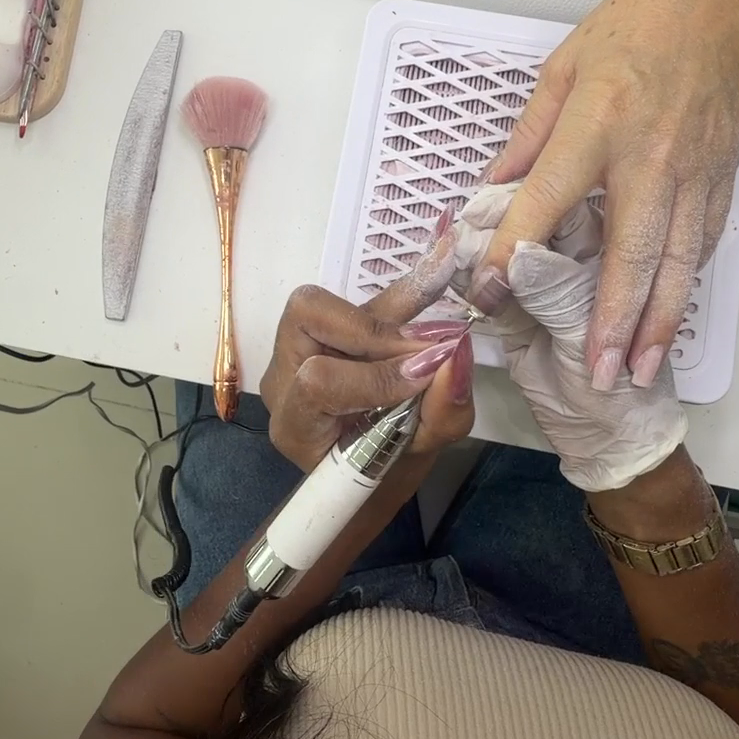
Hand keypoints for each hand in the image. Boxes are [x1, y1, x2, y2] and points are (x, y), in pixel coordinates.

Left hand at [259, 234, 474, 471]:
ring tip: (436, 314)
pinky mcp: (327, 331)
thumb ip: (441, 412)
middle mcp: (282, 379)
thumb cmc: (385, 474)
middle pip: (306, 317)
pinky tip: (441, 263)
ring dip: (386, 312)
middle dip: (374, 329)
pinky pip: (360, 302)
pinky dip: (404, 291)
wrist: (368, 475)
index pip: (318, 381)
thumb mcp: (422, 456)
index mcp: (295, 424)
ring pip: (326, 301)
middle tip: (428, 346)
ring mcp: (296, 350)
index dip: (376, 375)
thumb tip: (455, 352)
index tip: (429, 372)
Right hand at [451, 185, 686, 491]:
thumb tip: (520, 250)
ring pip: (502, 257)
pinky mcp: (512, 316)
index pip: (563, 212)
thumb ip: (558, 292)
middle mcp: (571, 263)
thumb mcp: (591, 339)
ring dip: (475, 248)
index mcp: (607, 255)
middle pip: (527, 226)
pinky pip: (486, 291)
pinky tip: (448, 266)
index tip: (489, 199)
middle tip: (458, 220)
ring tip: (448, 238)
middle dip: (492, 220)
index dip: (526, 201)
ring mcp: (538, 290)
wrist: (606, 445)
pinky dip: (467, 280)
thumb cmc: (622, 393)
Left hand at [473, 0, 738, 392]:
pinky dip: (687, 286)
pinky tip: (672, 319)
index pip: (547, 201)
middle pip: (631, 252)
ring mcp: (695, 169)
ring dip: (659, 322)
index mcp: (596, 124)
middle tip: (600, 375)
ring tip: (642, 370)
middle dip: (614, 322)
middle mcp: (649, 156)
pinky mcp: (723, 172)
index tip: (491, 295)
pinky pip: (705, 239)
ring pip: (679, 260)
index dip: (513, 252)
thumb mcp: (559, 72)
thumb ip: (525, 141)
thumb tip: (491, 196)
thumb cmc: (630, 24)